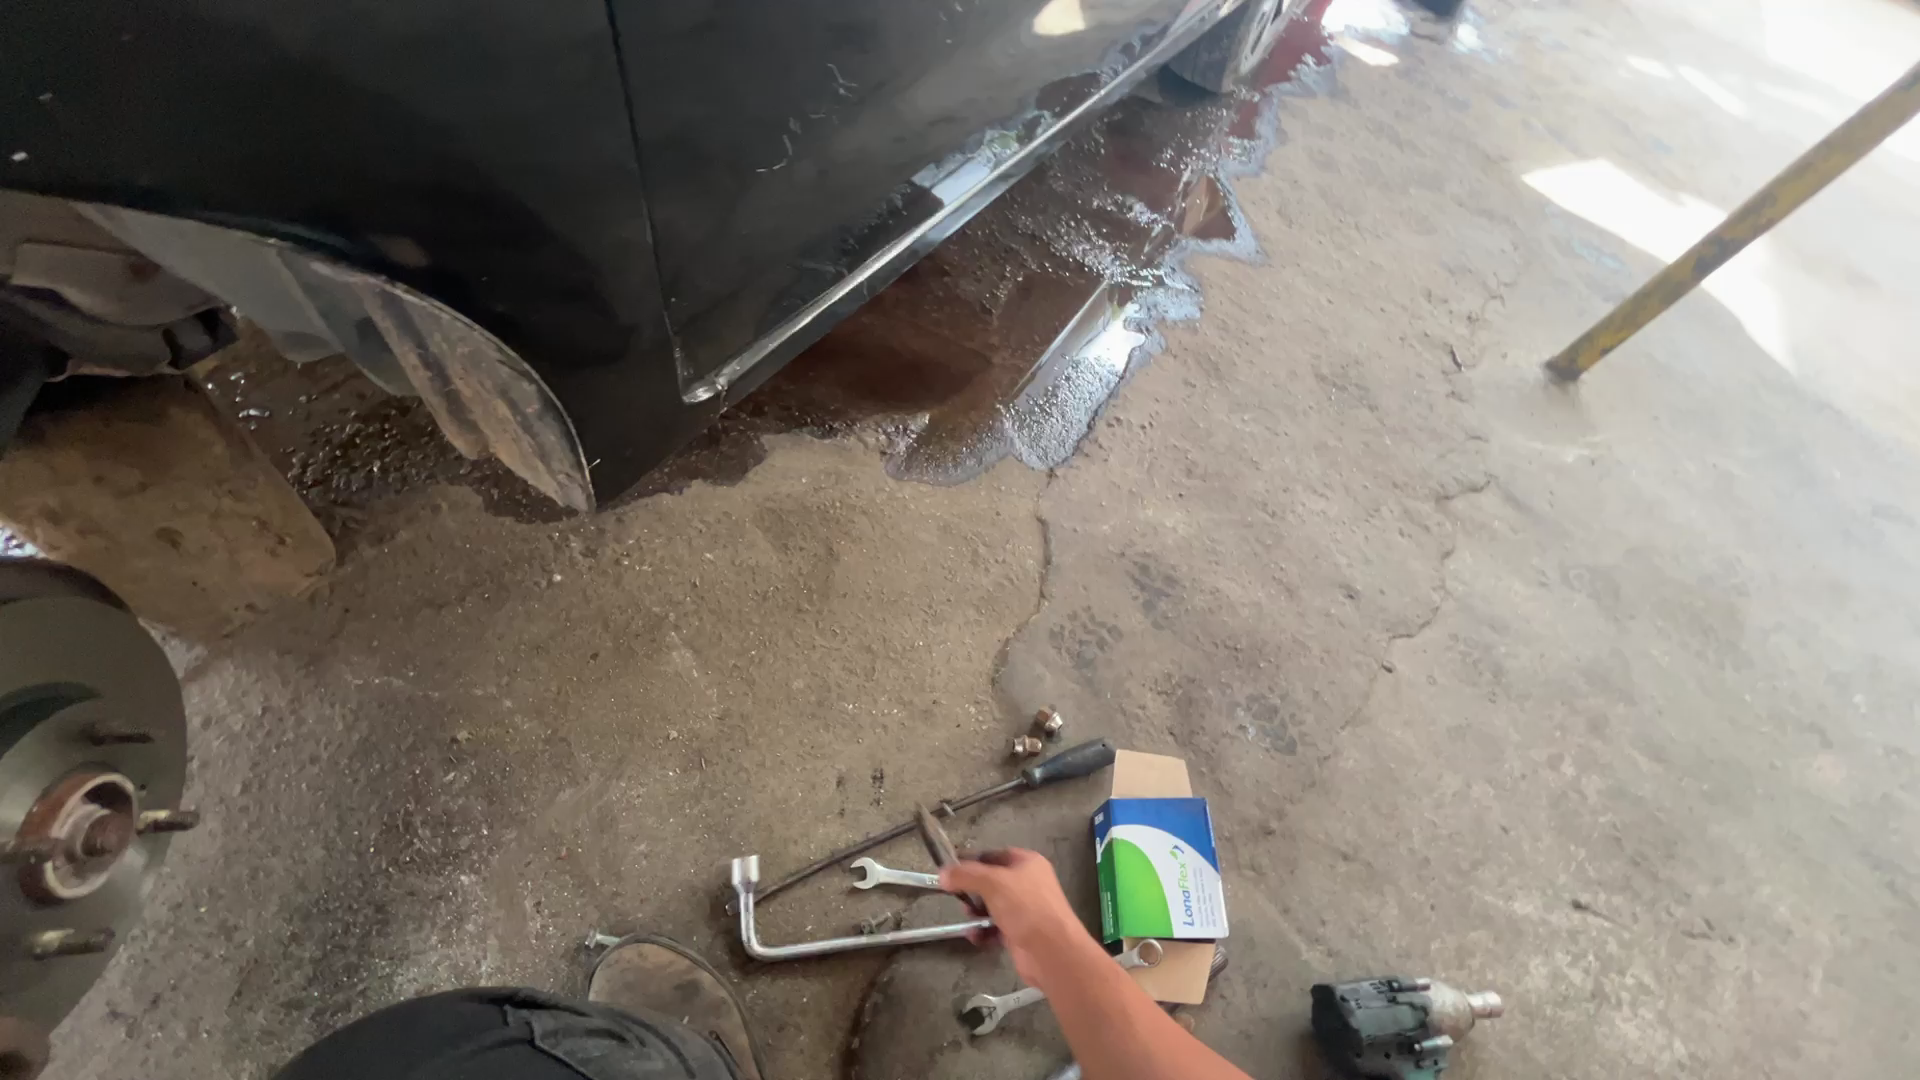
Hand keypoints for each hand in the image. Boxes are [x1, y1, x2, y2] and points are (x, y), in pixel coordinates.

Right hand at [939, 849, 1103, 990]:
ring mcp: (1026, 910)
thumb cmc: (1025, 907)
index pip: (994, 855)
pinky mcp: (1021, 933)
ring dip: (977, 913)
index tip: (952, 871)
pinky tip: (975, 937)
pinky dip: (984, 932)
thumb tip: (943, 873)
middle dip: (973, 891)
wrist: (1052, 952)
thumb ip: (966, 875)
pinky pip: (996, 928)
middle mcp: (1028, 883)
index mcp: (1027, 863)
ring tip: (968, 920)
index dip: (972, 862)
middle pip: (992, 882)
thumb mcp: (993, 883)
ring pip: (993, 906)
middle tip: (961, 899)